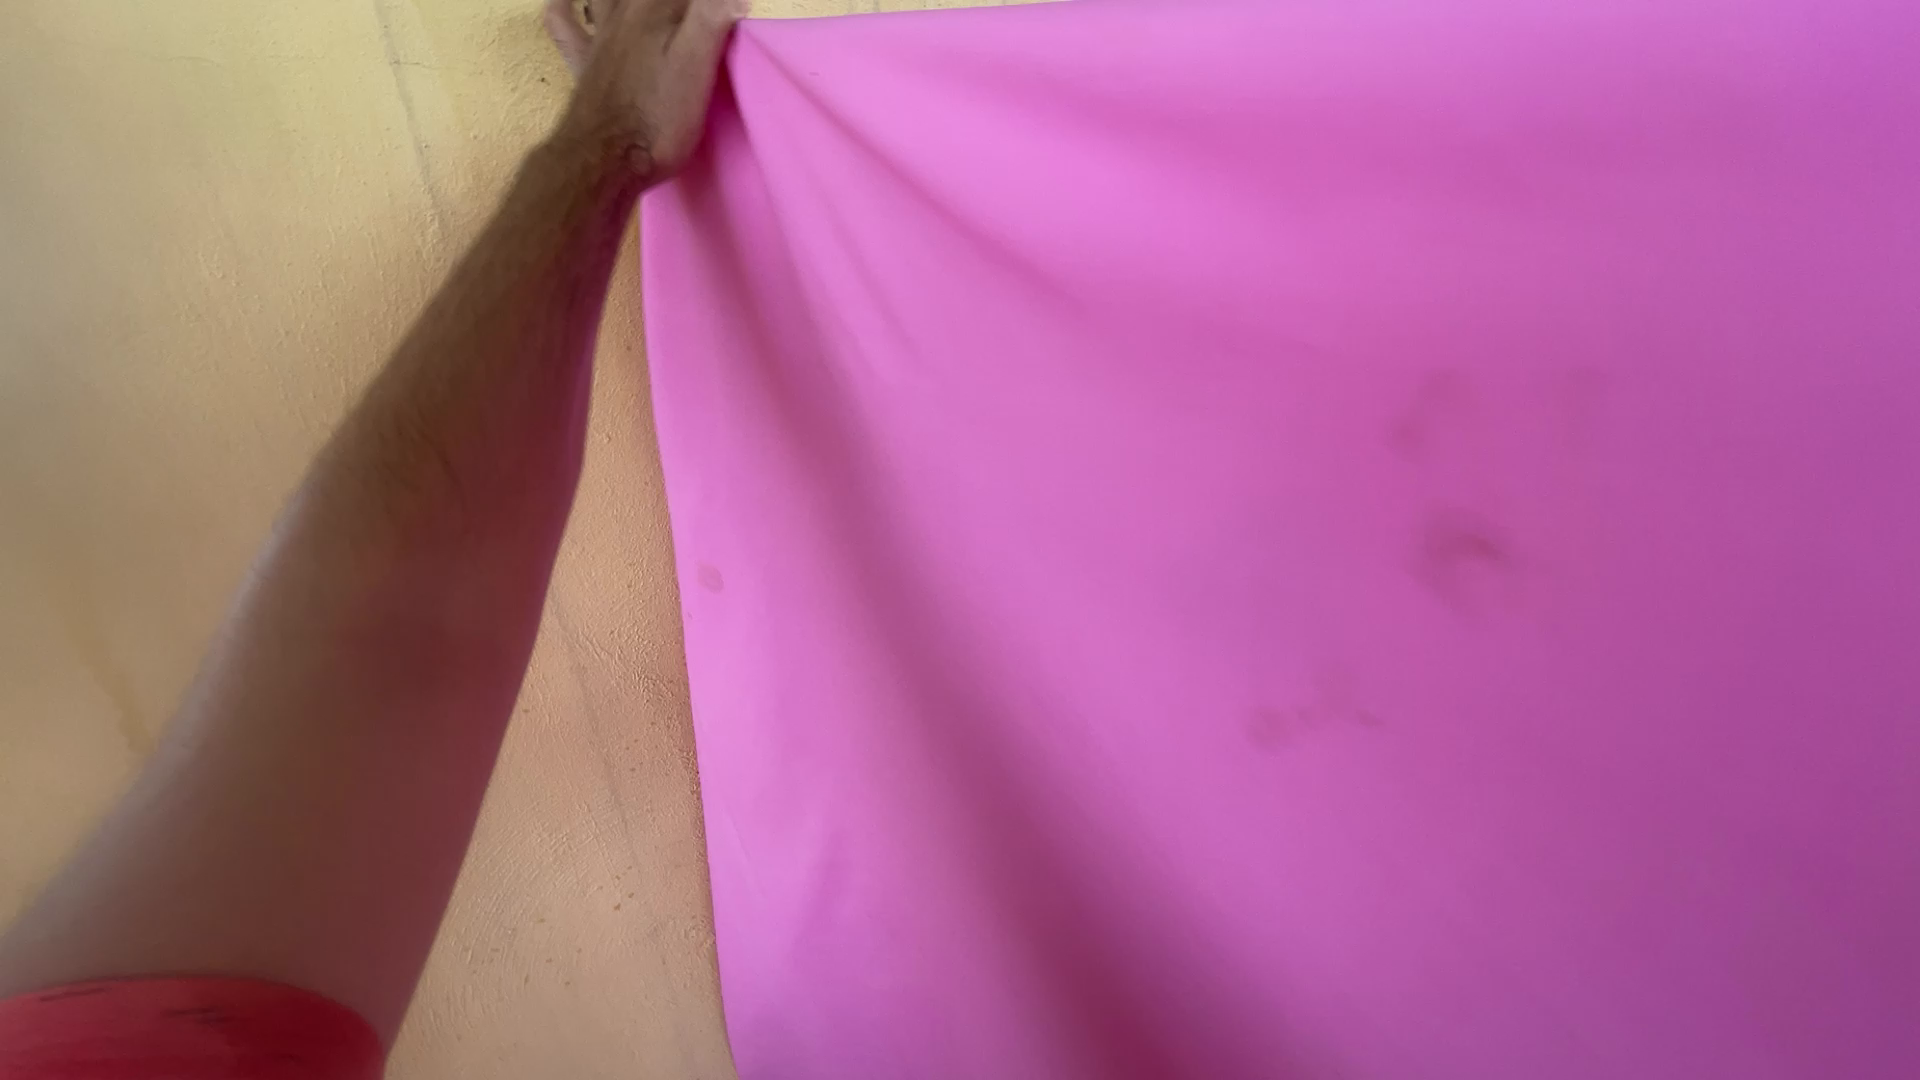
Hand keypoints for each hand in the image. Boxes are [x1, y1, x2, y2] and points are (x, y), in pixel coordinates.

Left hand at [544, 0, 744, 179]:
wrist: (606, 157)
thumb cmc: (659, 118)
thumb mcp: (696, 66)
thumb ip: (712, 18)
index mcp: (653, 10)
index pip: (692, 0)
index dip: (711, 9)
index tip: (723, 20)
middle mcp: (623, 12)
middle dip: (680, 7)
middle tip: (690, 21)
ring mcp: (598, 36)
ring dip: (625, 0)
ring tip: (648, 11)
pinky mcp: (581, 62)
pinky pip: (563, 20)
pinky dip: (566, 6)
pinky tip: (572, 4)